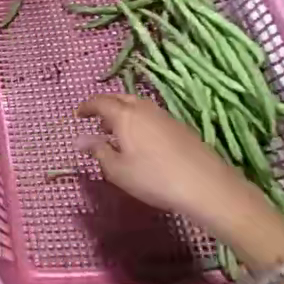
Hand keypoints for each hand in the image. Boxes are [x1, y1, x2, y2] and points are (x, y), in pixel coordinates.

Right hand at [75, 94, 280, 250]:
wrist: (205, 184)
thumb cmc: (154, 178)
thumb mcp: (118, 170)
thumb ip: (98, 152)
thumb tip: (79, 139)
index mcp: (124, 115)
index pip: (100, 102)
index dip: (87, 106)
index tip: (78, 115)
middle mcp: (143, 108)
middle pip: (120, 98)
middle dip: (105, 106)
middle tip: (96, 120)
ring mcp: (164, 115)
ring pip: (137, 105)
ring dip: (123, 112)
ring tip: (116, 131)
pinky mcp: (179, 125)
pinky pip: (150, 114)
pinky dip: (138, 120)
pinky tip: (141, 140)